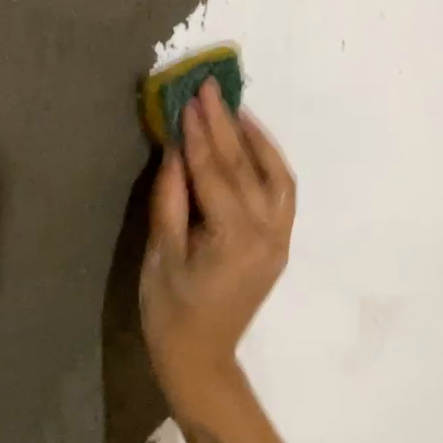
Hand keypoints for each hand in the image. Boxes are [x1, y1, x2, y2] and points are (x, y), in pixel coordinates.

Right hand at [140, 78, 296, 406]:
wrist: (200, 356)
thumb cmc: (169, 308)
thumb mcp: (160, 252)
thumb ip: (170, 198)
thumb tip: (175, 149)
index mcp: (233, 239)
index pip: (215, 172)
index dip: (199, 133)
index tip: (188, 97)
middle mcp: (266, 234)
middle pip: (244, 167)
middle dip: (224, 124)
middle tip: (208, 87)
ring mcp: (279, 238)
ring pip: (274, 175)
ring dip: (253, 137)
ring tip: (231, 106)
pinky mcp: (279, 241)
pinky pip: (281, 191)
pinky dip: (269, 161)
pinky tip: (250, 141)